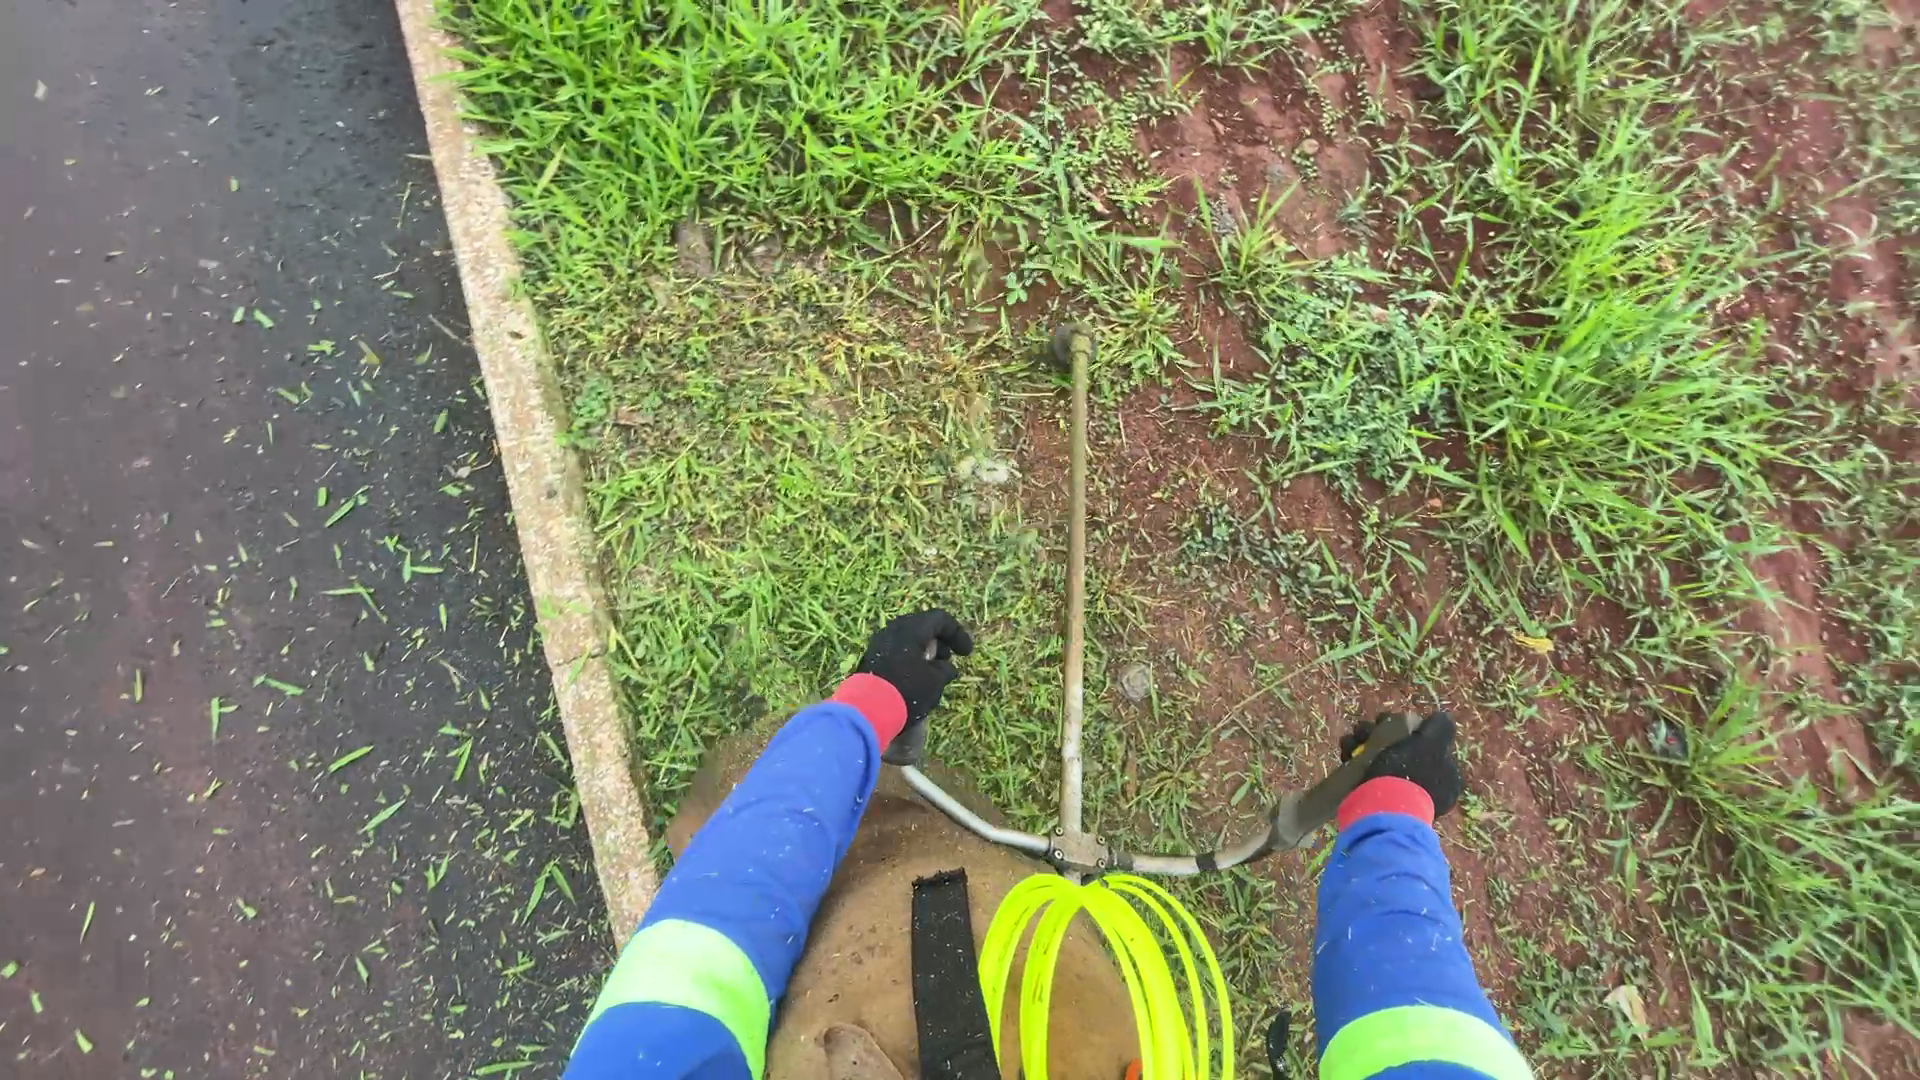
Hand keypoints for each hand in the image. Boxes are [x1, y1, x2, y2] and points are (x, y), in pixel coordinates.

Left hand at [854, 609, 973, 765]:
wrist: (867, 709)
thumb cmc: (908, 691)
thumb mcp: (936, 681)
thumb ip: (945, 670)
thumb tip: (946, 667)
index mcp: (913, 629)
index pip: (941, 619)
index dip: (958, 634)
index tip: (966, 654)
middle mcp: (895, 629)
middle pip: (923, 626)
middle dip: (939, 641)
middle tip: (947, 659)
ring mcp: (880, 641)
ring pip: (909, 637)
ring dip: (924, 650)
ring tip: (932, 671)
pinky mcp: (871, 655)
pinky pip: (896, 648)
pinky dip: (910, 656)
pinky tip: (914, 676)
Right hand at [1339, 709, 1461, 816]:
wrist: (1379, 810)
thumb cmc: (1405, 774)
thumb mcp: (1429, 744)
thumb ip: (1440, 729)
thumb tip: (1442, 716)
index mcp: (1444, 774)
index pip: (1425, 742)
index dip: (1406, 728)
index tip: (1387, 721)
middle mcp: (1426, 784)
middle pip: (1401, 748)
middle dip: (1379, 734)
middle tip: (1365, 730)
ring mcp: (1401, 793)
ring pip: (1381, 757)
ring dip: (1363, 743)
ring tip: (1350, 742)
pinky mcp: (1377, 798)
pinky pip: (1366, 770)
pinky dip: (1356, 759)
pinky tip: (1346, 755)